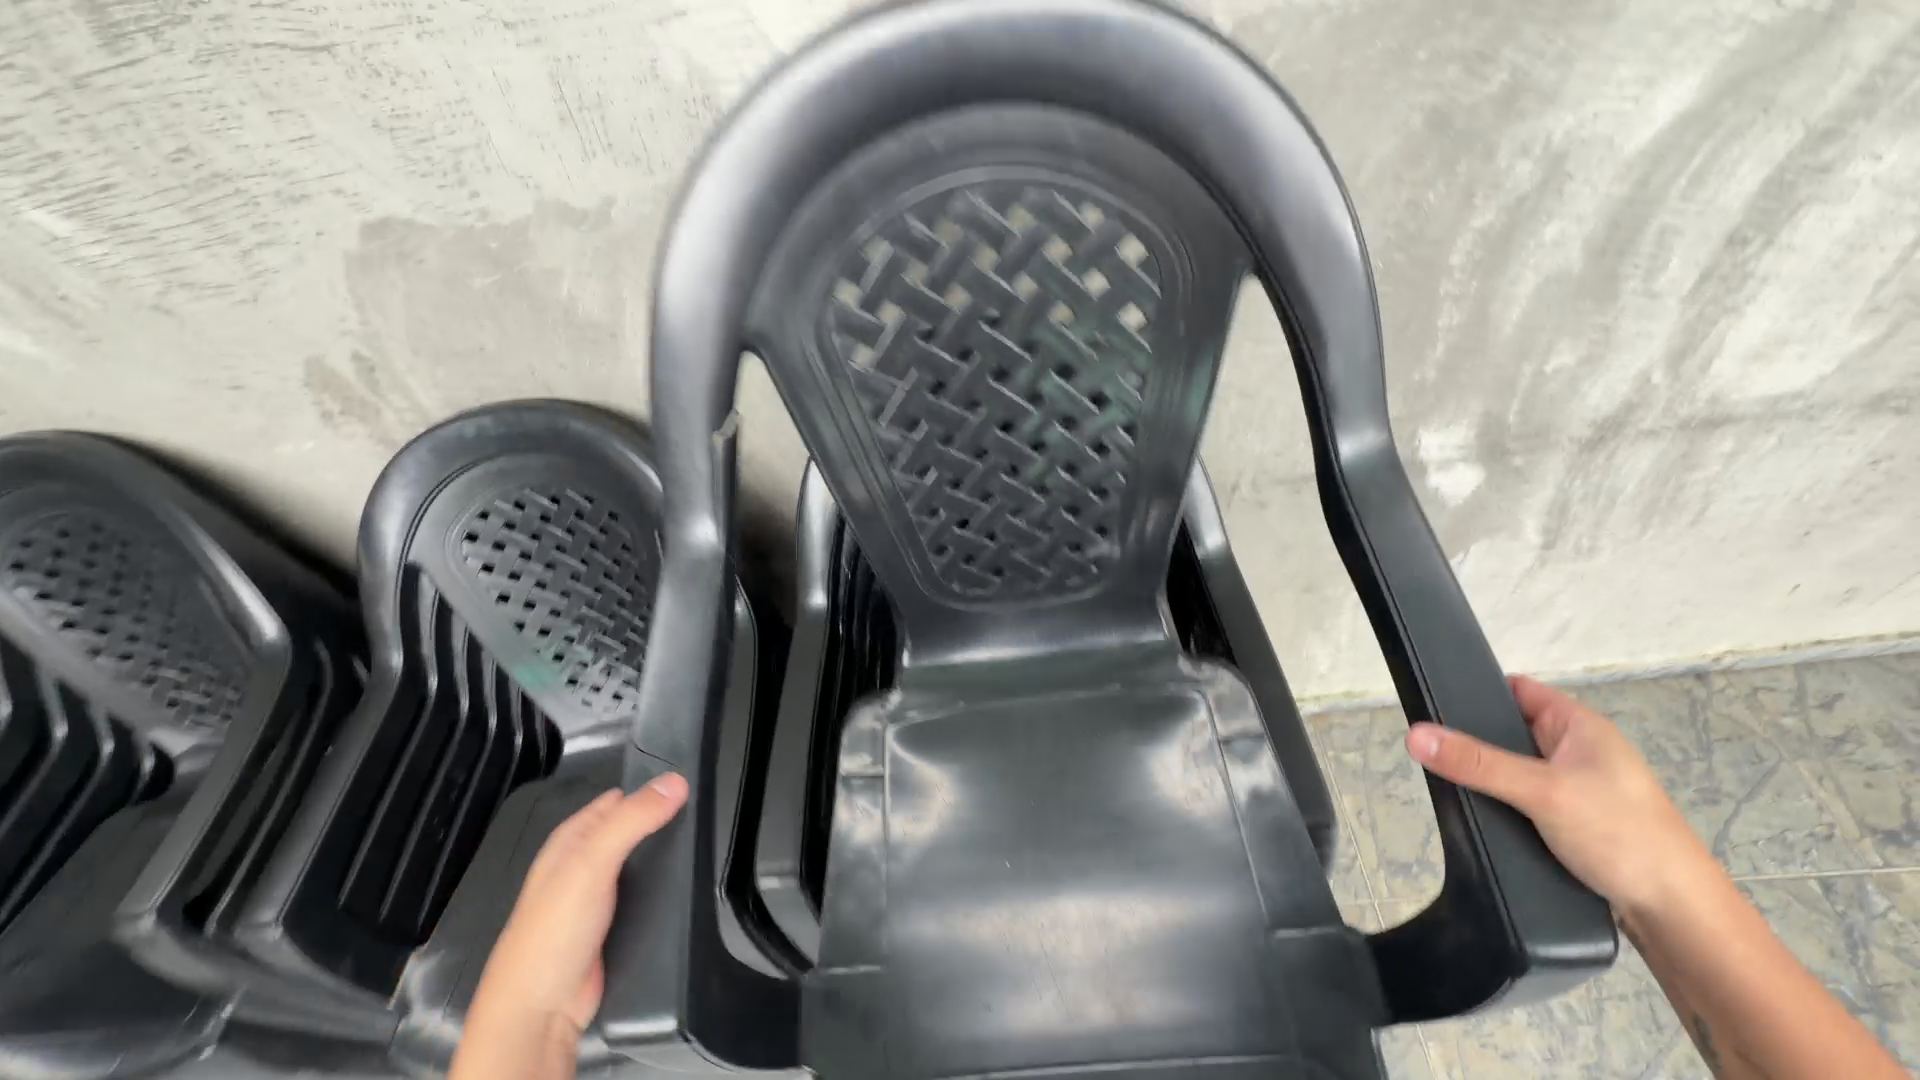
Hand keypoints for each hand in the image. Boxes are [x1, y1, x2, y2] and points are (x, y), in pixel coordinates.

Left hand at [454, 773, 688, 1079]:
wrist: (541, 1010)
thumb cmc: (552, 932)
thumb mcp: (593, 863)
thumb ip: (633, 820)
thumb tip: (676, 781)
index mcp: (572, 839)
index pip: (620, 799)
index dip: (652, 788)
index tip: (692, 781)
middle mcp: (585, 863)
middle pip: (635, 830)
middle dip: (665, 822)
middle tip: (708, 811)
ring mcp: (602, 895)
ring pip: (645, 863)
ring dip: (669, 857)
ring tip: (709, 843)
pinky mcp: (618, 924)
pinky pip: (650, 895)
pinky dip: (668, 888)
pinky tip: (690, 885)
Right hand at [1404, 675, 1716, 917]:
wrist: (1676, 915)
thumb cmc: (1621, 835)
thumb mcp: (1541, 791)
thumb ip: (1476, 763)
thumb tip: (1414, 734)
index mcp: (1579, 726)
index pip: (1516, 689)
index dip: (1475, 690)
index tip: (1430, 702)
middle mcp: (1576, 750)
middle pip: (1508, 729)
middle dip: (1471, 738)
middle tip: (1426, 745)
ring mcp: (1573, 787)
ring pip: (1511, 768)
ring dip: (1484, 775)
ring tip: (1440, 778)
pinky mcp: (1568, 821)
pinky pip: (1519, 799)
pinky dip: (1497, 803)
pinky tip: (1474, 812)